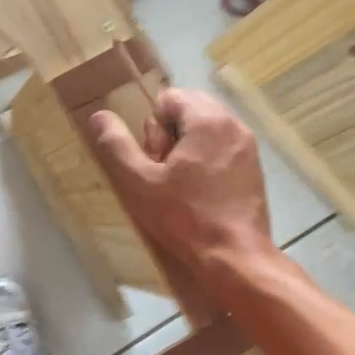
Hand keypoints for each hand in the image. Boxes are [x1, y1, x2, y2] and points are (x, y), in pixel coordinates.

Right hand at [89, 88, 274, 287]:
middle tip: (164, 172)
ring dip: (187, 148)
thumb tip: (99, 116)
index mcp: (208, 121)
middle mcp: (234, 125)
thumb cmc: (184, 217)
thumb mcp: (139, 183)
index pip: (169, 98)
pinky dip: (205, 161)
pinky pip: (222, 148)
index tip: (153, 159)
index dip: (152, 126)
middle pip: (190, 110)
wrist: (234, 257)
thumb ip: (117, 145)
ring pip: (206, 130)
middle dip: (170, 134)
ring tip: (180, 185)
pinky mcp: (254, 168)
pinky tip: (199, 193)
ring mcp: (248, 147)